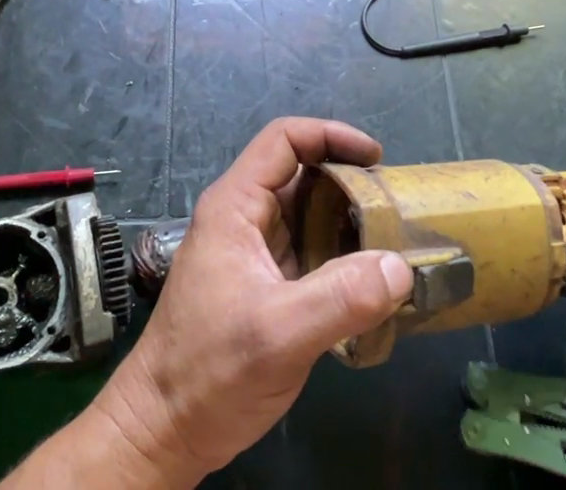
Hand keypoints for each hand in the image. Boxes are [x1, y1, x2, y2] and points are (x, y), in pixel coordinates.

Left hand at [93, 118, 413, 482]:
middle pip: (302, 175)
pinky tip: (374, 282)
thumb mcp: (279, 332)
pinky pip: (311, 254)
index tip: (377, 159)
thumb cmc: (208, 371)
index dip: (331, 135)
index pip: (284, 140)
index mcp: (235, 207)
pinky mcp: (265, 287)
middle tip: (396, 210)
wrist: (164, 430)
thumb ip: (342, 297)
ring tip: (396, 244)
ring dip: (350, 223)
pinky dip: (343, 258)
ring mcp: (253, 254)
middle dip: (350, 184)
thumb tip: (401, 267)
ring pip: (309, 216)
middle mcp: (244, 220)